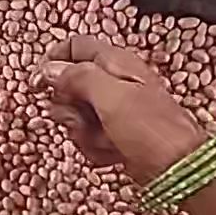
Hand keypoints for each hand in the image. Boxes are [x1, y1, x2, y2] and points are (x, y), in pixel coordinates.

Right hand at [33, 36, 207, 180]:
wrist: (176, 168)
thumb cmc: (149, 129)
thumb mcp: (111, 97)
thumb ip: (77, 77)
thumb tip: (49, 69)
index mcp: (115, 63)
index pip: (73, 46)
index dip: (53, 62)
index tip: (39, 85)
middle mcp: (112, 82)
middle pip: (67, 86)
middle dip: (68, 108)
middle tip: (82, 119)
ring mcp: (112, 109)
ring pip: (74, 115)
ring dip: (82, 132)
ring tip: (105, 139)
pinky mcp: (112, 133)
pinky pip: (86, 136)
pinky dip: (94, 147)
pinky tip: (111, 151)